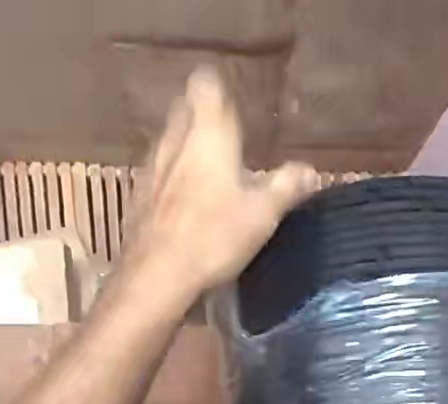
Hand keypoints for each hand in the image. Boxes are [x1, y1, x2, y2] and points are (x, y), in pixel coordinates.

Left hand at [119, 67, 318, 298]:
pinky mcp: (137, 200)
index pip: (206, 84)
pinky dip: (171, 186)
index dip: (220, 94)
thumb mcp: (263, 214)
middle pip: (185, 111)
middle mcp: (174, 140)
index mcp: (207, 132)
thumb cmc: (214, 237)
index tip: (235, 114)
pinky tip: (185, 213)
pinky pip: (157, 179)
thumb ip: (287, 186)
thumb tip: (310, 171)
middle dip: (204, 123)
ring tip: (208, 184)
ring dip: (187, 156)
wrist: (157, 276)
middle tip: (227, 149)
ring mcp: (150, 169)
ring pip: (170, 145)